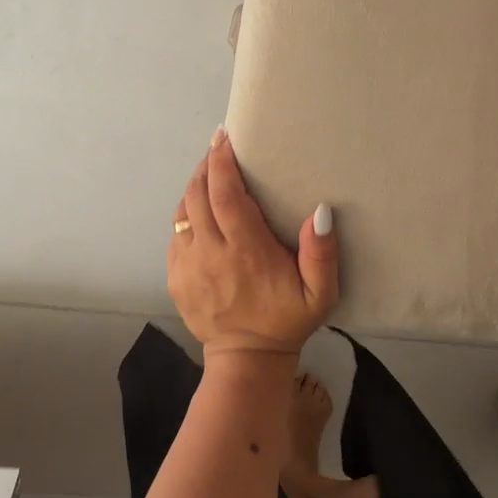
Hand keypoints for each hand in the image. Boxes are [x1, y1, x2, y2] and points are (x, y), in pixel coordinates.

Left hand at [168, 129, 338, 357]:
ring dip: (194, 187)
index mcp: (245, 251)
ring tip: (209, 172)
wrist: (246, 360)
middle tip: (219, 147)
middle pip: (197, 195)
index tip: (223, 137)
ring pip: (182, 212)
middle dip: (206, 166)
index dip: (221, 162)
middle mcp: (210, 253)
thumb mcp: (320, 294)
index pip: (225, 195)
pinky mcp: (175, 277)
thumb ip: (322, 254)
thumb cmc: (287, 320)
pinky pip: (176, 234)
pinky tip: (200, 210)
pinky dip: (187, 214)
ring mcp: (188, 266)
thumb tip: (319, 212)